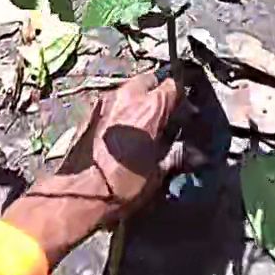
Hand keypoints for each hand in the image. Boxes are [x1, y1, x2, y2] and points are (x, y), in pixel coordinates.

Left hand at [1, 71, 183, 260]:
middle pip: (150, 80)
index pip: (173, 86)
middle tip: (165, 116)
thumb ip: (178, 156)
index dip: (182, 99)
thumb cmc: (120, 186)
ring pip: (130, 88)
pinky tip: (124, 131)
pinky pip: (113, 100)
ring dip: (140, 99)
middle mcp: (127, 96)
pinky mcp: (90, 110)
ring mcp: (105, 100)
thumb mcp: (156, 175)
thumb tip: (199, 155)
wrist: (75, 194)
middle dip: (159, 93)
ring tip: (144, 124)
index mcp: (150, 108)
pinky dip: (123, 109)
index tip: (185, 114)